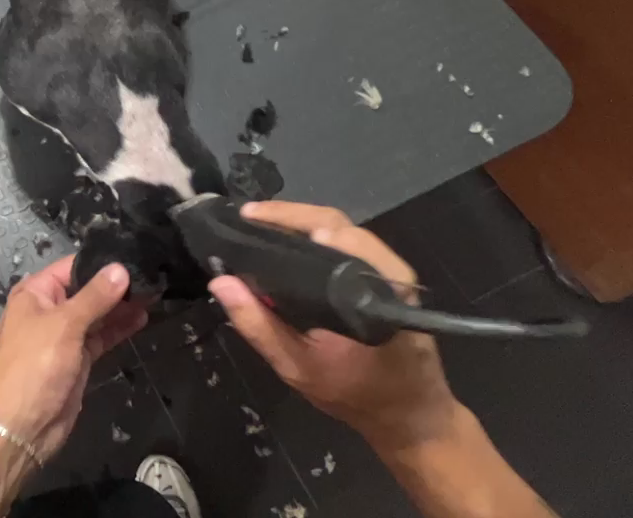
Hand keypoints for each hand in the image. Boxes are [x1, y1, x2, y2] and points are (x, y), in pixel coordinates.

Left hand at [0, 256, 147, 458]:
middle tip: (150, 276)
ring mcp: (64, 335)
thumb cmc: (36, 364)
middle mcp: (48, 308)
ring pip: (96, 314)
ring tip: (153, 294)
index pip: (71, 267)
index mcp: (35, 292)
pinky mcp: (77, 357)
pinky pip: (100, 336)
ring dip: (120, 307)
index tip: (133, 256)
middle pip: (85, 290)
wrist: (24, 424)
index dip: (100, 263)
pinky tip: (141, 317)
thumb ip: (95, 296)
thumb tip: (120, 268)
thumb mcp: (65, 324)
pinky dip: (118, 328)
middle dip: (114, 285)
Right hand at [208, 202, 459, 449]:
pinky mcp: (391, 277)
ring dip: (303, 222)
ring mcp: (394, 273)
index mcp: (371, 292)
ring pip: (344, 229)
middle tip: (248, 216)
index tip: (250, 218)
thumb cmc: (356, 393)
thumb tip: (220, 282)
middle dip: (290, 215)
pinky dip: (318, 236)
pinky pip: (351, 243)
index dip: (290, 221)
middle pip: (336, 223)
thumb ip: (259, 325)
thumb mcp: (298, 366)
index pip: (332, 234)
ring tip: (262, 224)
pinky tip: (291, 241)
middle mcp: (388, 274)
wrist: (411, 417)